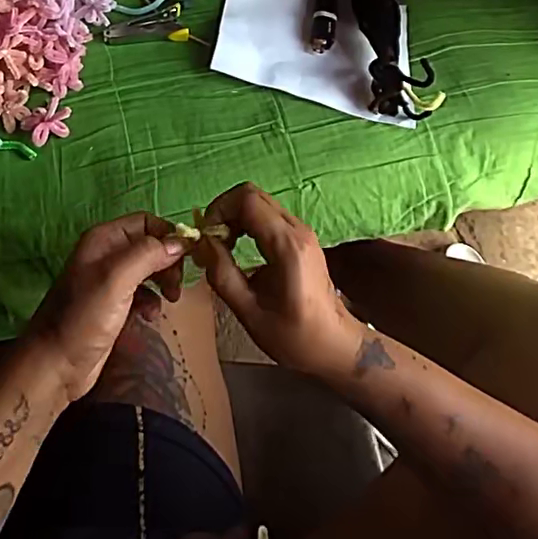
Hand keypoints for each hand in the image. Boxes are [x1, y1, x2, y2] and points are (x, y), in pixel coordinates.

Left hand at [23, 213, 189, 399]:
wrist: (56, 366)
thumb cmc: (84, 317)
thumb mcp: (117, 279)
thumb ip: (149, 254)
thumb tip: (181, 242)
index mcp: (104, 239)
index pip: (147, 222)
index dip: (169, 236)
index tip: (188, 258)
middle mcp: (107, 254)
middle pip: (151, 244)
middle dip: (168, 262)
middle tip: (176, 285)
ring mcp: (109, 279)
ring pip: (149, 269)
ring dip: (164, 281)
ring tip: (170, 300)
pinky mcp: (113, 304)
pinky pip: (143, 293)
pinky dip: (152, 301)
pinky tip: (150, 315)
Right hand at [193, 183, 363, 380]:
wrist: (335, 344)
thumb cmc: (294, 336)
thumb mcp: (250, 312)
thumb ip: (222, 274)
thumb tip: (202, 244)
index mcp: (287, 246)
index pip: (248, 200)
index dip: (219, 209)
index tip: (205, 236)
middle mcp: (297, 229)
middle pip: (253, 194)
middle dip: (224, 211)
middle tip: (211, 240)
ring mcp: (302, 230)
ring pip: (260, 201)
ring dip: (235, 216)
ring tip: (222, 246)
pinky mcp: (301, 236)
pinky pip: (268, 214)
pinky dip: (247, 222)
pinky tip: (238, 248)